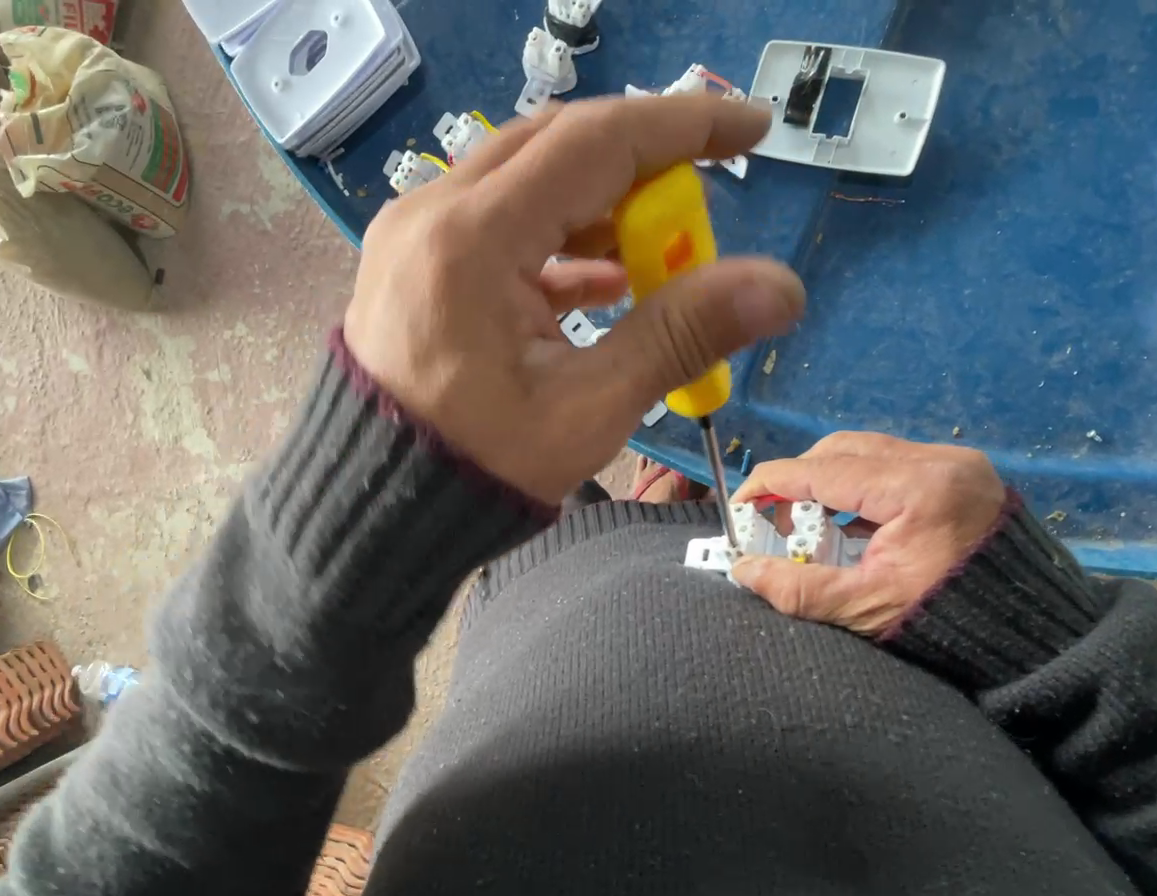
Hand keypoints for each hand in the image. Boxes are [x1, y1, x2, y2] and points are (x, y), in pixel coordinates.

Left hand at [343, 96, 806, 503]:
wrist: (376, 508)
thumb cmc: (478, 469)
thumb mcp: (586, 410)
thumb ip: (679, 336)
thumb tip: (780, 289)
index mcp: (470, 242)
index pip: (594, 143)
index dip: (684, 127)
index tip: (751, 130)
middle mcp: (431, 215)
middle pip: (557, 147)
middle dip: (641, 170)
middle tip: (698, 214)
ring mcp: (413, 234)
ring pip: (524, 180)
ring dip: (599, 209)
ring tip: (656, 261)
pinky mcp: (413, 261)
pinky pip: (495, 223)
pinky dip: (554, 242)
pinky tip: (602, 283)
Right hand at [729, 433, 1007, 634]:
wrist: (1035, 633)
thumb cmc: (947, 620)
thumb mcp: (865, 606)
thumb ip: (797, 588)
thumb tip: (741, 570)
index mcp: (916, 489)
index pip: (821, 470)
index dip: (770, 483)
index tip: (738, 504)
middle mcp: (938, 460)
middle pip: (841, 448)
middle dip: (797, 478)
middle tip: (773, 517)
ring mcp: (955, 462)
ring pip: (866, 450)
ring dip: (826, 478)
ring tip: (808, 520)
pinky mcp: (962, 472)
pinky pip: (892, 462)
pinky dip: (858, 483)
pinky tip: (847, 519)